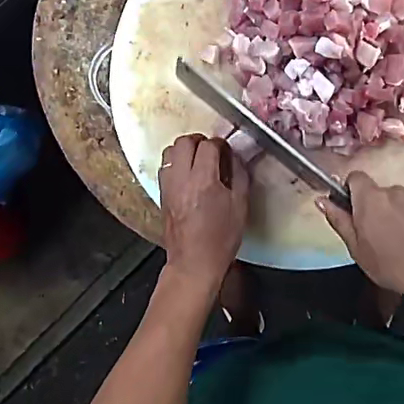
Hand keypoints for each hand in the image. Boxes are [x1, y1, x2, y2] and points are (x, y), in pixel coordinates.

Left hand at [159, 134, 247, 286]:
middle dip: (200, 141)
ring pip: (170, 151)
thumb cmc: (220, 238)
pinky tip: (189, 174)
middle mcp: (182, 180)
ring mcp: (169, 186)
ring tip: (199, 160)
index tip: (227, 150)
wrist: (194, 262)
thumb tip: (237, 158)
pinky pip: (165, 167)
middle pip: (184, 142)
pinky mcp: (162, 194)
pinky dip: (176, 163)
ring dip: (185, 150)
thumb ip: (240, 175)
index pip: (209, 146)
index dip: (221, 144)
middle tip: (213, 150)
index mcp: (204, 181)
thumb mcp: (241, 205)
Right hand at [317, 172, 403, 299]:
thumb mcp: (356, 248)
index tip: (349, 211)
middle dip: (370, 209)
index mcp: (370, 198)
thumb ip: (339, 221)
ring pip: (393, 203)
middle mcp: (393, 192)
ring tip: (392, 245)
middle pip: (375, 193)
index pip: (354, 177)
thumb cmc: (393, 265)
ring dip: (389, 217)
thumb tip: (323, 202)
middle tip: (370, 236)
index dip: (349, 192)